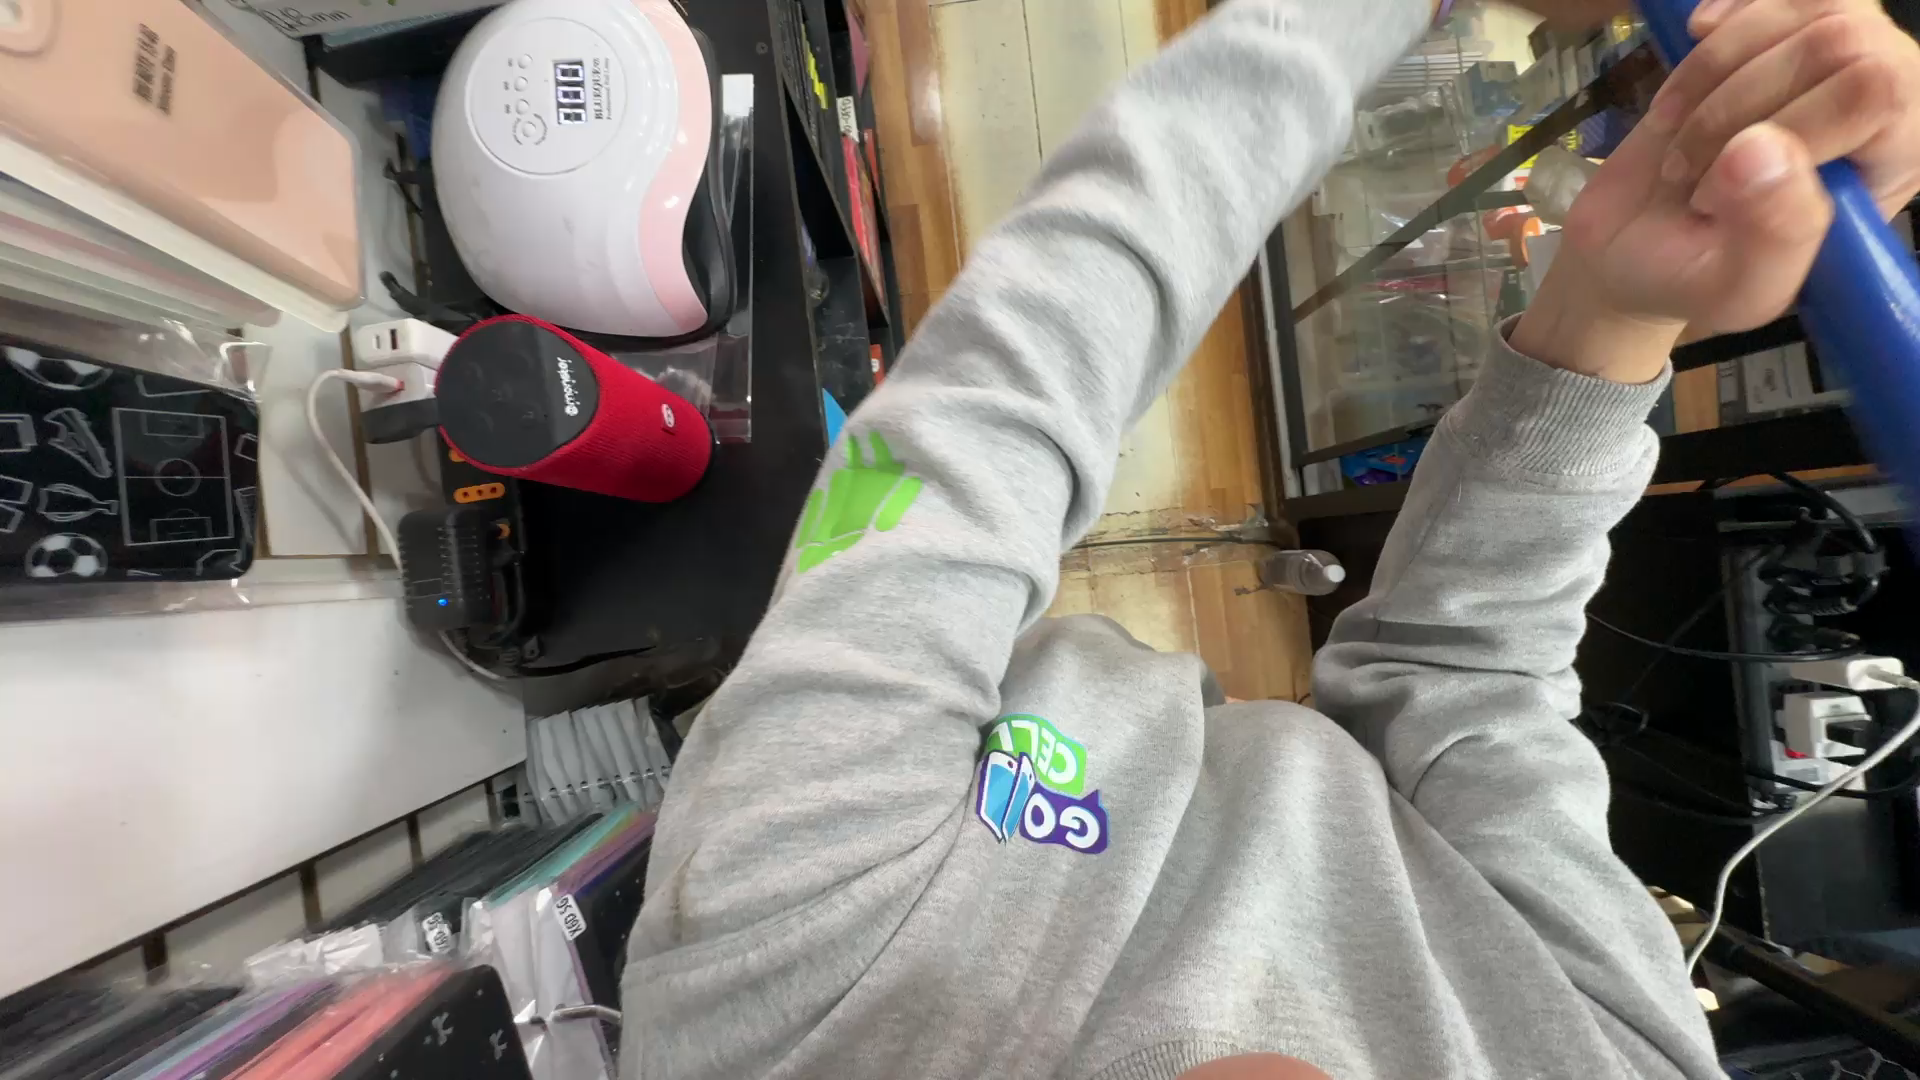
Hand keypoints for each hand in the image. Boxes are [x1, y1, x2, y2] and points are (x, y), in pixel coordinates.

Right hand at [1510, 0, 1919, 383]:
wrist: (1621, 264)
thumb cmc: (1684, 283)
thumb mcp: (1738, 290)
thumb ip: (1776, 232)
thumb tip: (1753, 147)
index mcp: (1893, 157)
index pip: (1876, 89)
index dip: (1783, 133)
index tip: (1713, 198)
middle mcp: (1872, 100)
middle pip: (1841, 40)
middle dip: (1733, 110)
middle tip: (1688, 173)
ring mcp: (1814, 69)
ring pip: (1800, 13)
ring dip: (1711, 82)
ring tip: (1677, 139)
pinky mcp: (1760, 50)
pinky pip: (1761, 3)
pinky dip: (1713, 33)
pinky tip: (1685, 76)